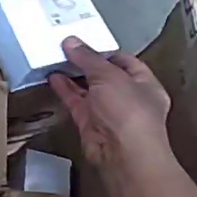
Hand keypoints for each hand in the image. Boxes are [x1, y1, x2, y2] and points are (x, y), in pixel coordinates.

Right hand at [48, 37, 173, 169]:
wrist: (122, 155)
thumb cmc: (127, 110)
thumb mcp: (109, 76)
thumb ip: (88, 58)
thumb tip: (70, 41)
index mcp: (144, 84)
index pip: (125, 61)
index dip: (105, 50)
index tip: (84, 41)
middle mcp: (128, 97)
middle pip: (104, 75)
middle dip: (86, 62)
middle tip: (64, 48)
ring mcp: (108, 111)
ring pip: (88, 88)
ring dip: (72, 75)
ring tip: (54, 59)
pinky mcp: (89, 122)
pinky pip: (76, 101)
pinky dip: (64, 89)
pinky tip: (52, 77)